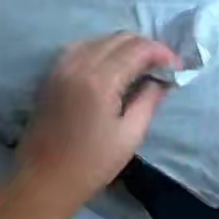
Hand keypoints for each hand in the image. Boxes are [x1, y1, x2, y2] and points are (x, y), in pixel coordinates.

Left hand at [17, 32, 179, 211]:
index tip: (177, 67)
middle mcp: (79, 64)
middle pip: (120, 38)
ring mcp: (62, 66)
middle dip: (146, 46)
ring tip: (140, 65)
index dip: (162, 52)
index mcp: (100, 81)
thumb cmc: (90, 164)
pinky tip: (111, 64)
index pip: (138, 49)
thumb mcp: (129, 136)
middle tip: (162, 66)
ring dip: (124, 45)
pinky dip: (102, 48)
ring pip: (100, 38)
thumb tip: (162, 79)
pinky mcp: (52, 73)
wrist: (42, 181)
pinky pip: (82, 46)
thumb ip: (149, 100)